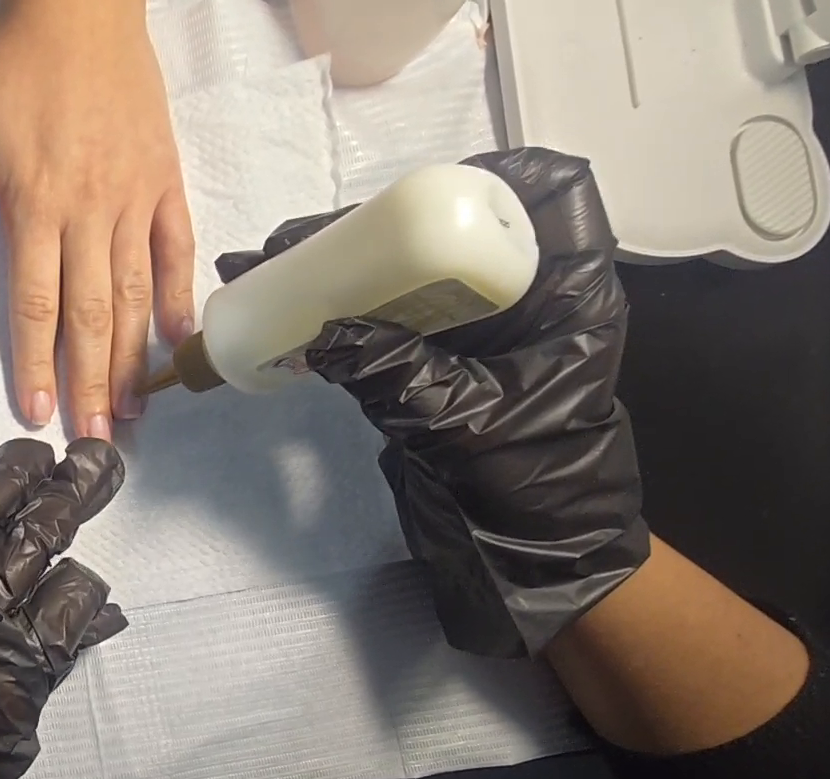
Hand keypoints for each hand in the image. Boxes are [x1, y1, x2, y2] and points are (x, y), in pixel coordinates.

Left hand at [0, 0, 194, 438]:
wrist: (80, 4)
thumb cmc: (13, 70)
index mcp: (37, 204)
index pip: (37, 305)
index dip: (37, 365)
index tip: (38, 414)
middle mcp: (90, 210)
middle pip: (91, 315)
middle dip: (90, 383)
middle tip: (95, 439)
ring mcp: (135, 198)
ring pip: (136, 293)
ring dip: (133, 357)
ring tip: (132, 409)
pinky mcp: (167, 180)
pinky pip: (178, 247)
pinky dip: (181, 295)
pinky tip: (179, 341)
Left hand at [0, 438, 126, 778]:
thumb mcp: (15, 736)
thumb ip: (54, 664)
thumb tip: (100, 611)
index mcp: (16, 660)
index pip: (71, 592)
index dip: (90, 570)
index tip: (95, 564)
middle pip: (30, 537)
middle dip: (67, 491)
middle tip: (88, 457)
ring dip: (3, 477)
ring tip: (30, 451)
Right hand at [222, 148, 647, 657]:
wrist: (525, 550)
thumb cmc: (523, 484)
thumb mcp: (460, 422)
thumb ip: (394, 373)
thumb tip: (317, 332)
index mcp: (565, 295)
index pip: (546, 195)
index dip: (481, 177)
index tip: (402, 196)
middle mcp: (521, 298)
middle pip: (449, 228)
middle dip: (369, 226)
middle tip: (289, 242)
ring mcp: (471, 331)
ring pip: (406, 271)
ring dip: (337, 266)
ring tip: (264, 268)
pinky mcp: (430, 362)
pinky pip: (383, 318)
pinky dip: (335, 311)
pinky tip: (285, 312)